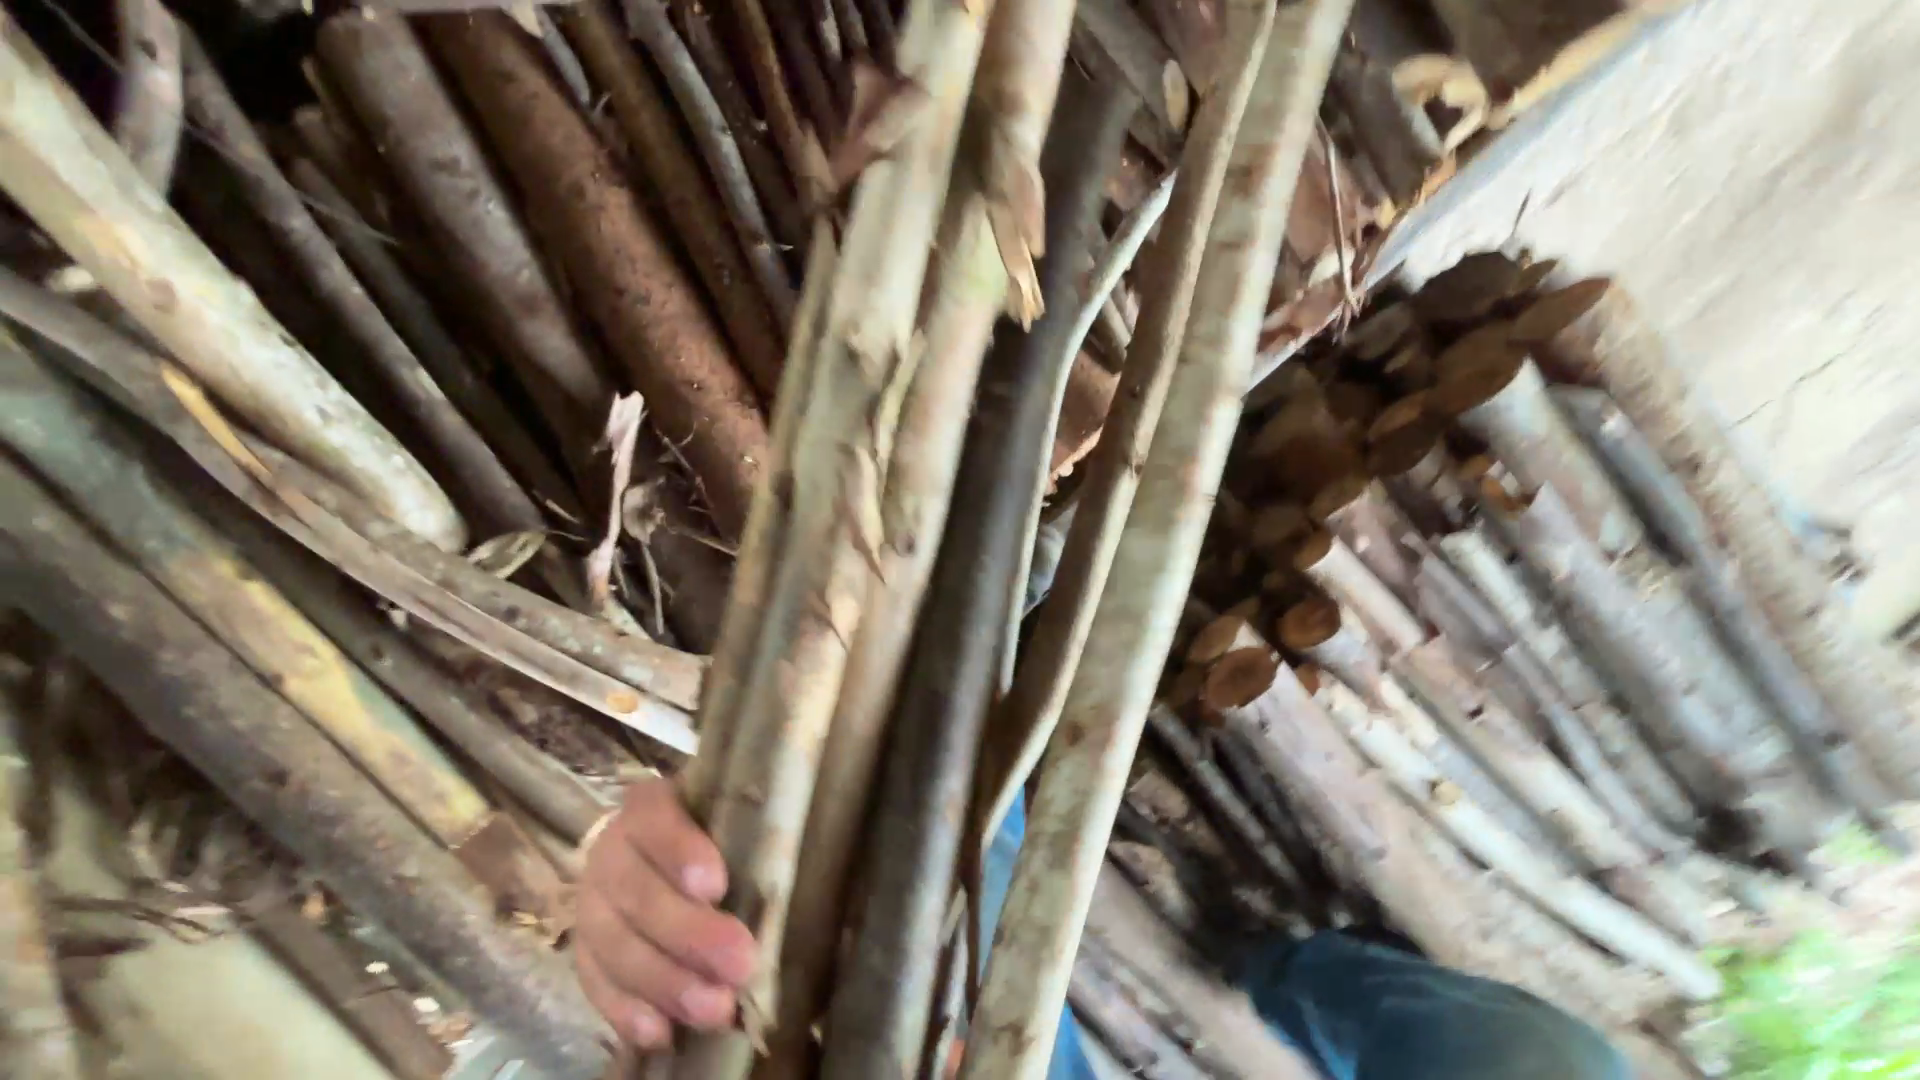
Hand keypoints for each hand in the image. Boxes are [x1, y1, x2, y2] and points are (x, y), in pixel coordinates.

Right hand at [576, 777, 757, 1047]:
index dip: (681, 851)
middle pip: (639, 894)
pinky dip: (628, 1012)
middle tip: (740, 963)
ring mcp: (592, 904)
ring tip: (716, 1009)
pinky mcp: (585, 951)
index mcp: (648, 807)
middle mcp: (611, 851)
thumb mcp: (729, 814)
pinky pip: (597, 985)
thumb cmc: (713, 828)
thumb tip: (791, 864)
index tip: (717, 885)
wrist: (655, 846)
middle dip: (690, 934)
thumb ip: (751, 830)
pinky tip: (662, 1033)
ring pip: (617, 947)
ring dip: (667, 983)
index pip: (656, 820)